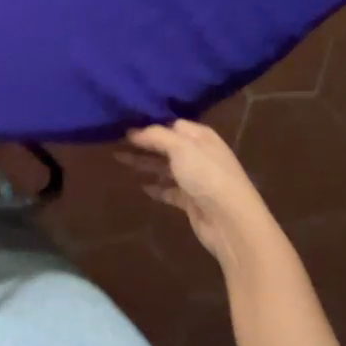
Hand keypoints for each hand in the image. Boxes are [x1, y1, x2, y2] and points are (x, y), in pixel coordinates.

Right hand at [123, 120, 278, 272]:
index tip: (125, 122)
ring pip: (164, 167)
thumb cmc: (207, 176)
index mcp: (201, 137)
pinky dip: (155, 187)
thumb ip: (155, 135)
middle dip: (142, 143)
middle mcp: (199, 155)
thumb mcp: (180, 147)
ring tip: (119, 159)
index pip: (171, 124)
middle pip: (165, 145)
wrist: (231, 222)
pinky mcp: (191, 200)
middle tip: (114, 139)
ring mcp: (196, 179)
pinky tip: (139, 185)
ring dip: (144, 163)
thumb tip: (133, 131)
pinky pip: (168, 190)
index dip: (149, 123)